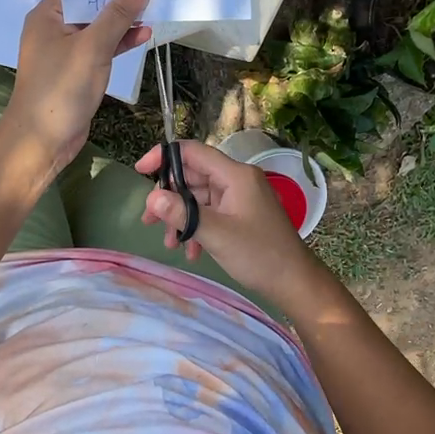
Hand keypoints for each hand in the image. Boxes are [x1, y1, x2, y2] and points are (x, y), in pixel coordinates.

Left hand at [2, 0, 152, 171]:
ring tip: (154, 7)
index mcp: (47, 15)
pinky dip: (119, 42)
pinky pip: (101, 48)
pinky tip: (144, 34)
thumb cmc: (61, 87)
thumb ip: (117, 14)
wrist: (42, 140)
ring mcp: (66, 51)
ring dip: (122, 20)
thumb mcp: (92, 46)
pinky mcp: (78, 71)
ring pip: (98, 27)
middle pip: (90, 4)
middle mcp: (54, 28)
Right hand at [134, 141, 329, 303]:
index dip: (164, 158)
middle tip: (150, 221)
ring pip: (200, 197)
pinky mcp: (243, 214)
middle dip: (170, 198)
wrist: (294, 281)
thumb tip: (152, 198)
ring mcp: (242, 197)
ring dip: (182, 217)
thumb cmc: (258, 254)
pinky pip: (212, 212)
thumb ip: (183, 214)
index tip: (140, 172)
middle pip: (194, 176)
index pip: (193, 152)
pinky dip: (198, 227)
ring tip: (170, 243)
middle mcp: (238, 179)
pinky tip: (191, 251)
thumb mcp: (216, 234)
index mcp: (236, 175)